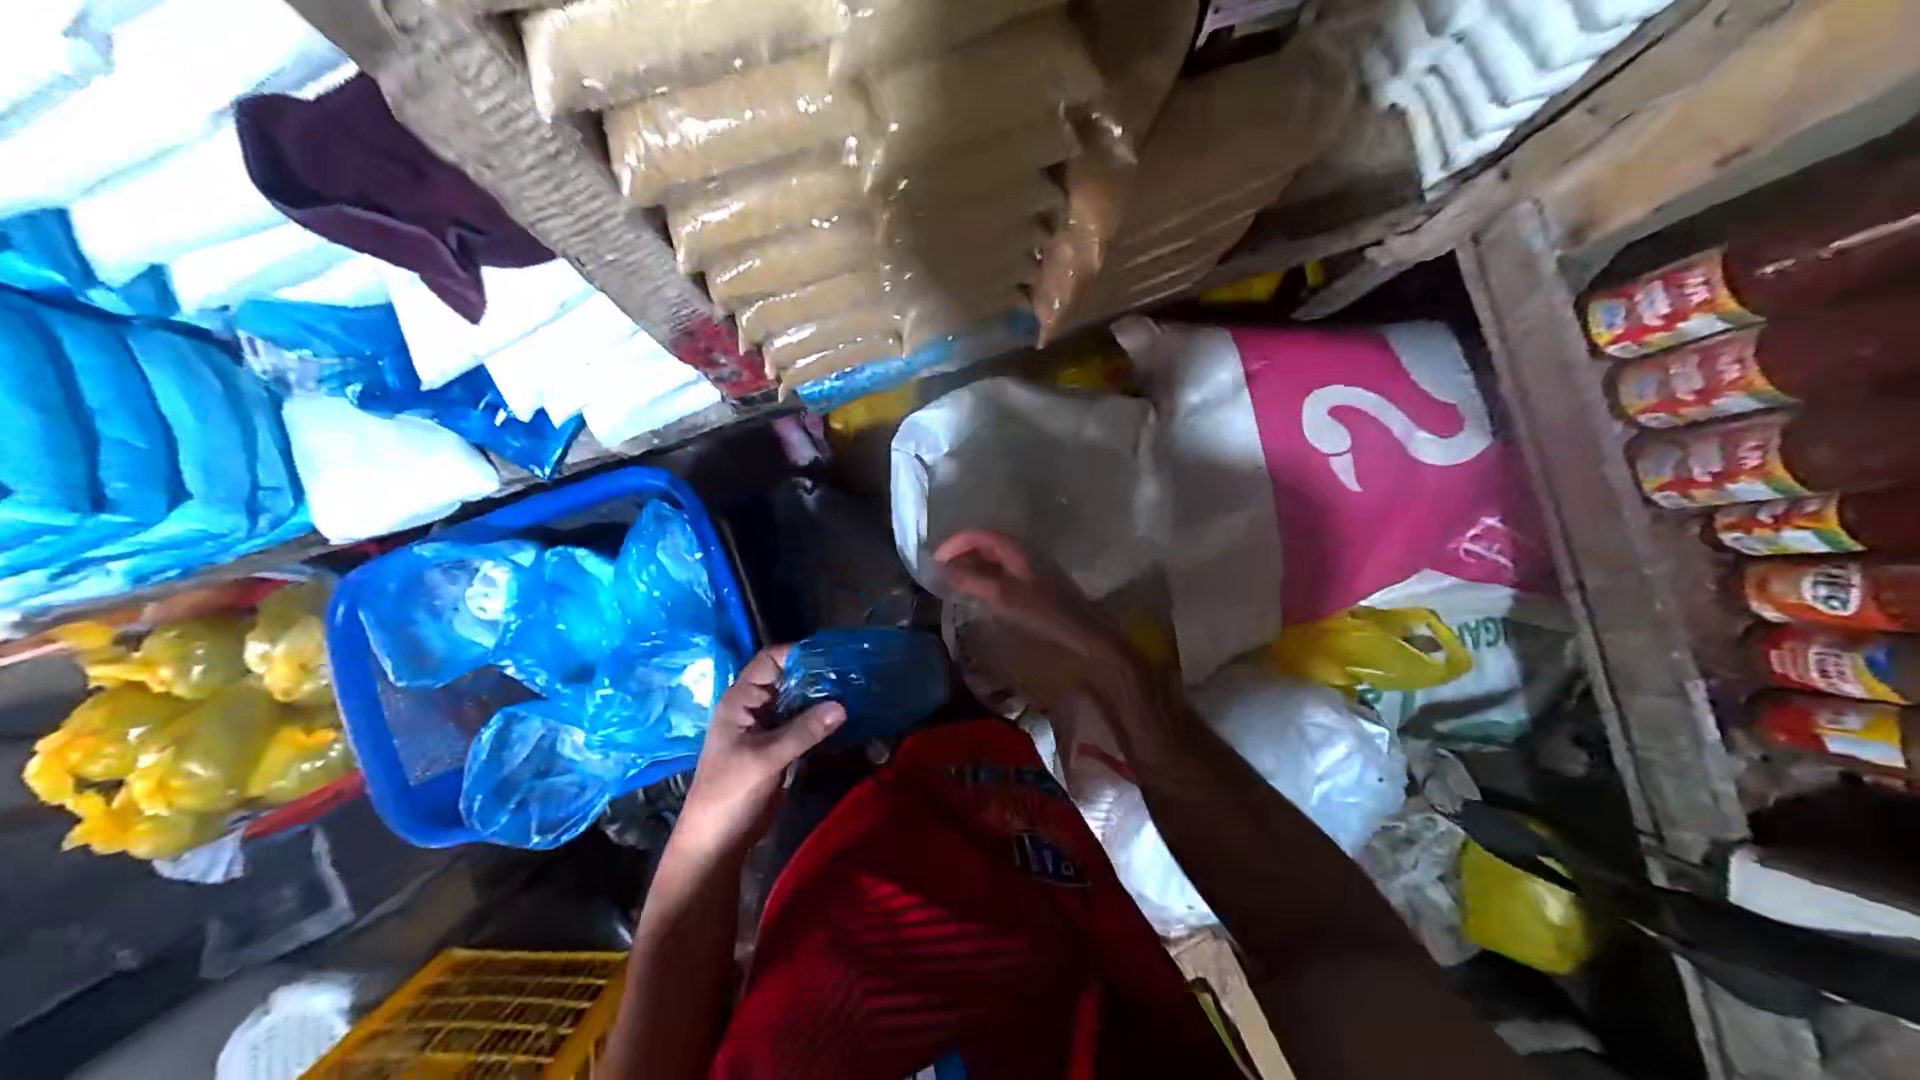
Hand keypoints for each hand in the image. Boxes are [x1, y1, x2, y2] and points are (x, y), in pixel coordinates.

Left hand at [677, 645, 843, 855]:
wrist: (717, 840)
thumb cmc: (730, 792)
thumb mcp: (767, 758)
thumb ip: (804, 730)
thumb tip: (843, 705)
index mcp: (741, 700)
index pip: (771, 660)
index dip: (799, 652)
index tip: (834, 654)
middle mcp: (755, 707)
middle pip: (789, 678)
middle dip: (818, 674)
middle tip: (854, 673)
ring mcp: (767, 728)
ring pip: (799, 701)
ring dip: (823, 698)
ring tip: (857, 691)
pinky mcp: (779, 747)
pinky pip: (803, 724)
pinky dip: (821, 720)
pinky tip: (847, 718)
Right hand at [934, 531, 1152, 716]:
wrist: (1092, 643)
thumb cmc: (1047, 618)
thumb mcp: (1005, 599)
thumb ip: (974, 581)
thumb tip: (945, 568)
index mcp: (1019, 553)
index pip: (981, 535)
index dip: (956, 543)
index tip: (935, 559)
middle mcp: (1028, 557)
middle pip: (989, 545)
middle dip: (962, 553)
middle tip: (940, 570)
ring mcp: (1035, 574)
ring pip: (998, 562)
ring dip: (974, 568)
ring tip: (954, 583)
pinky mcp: (1040, 592)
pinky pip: (1006, 577)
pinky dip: (987, 581)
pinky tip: (980, 598)